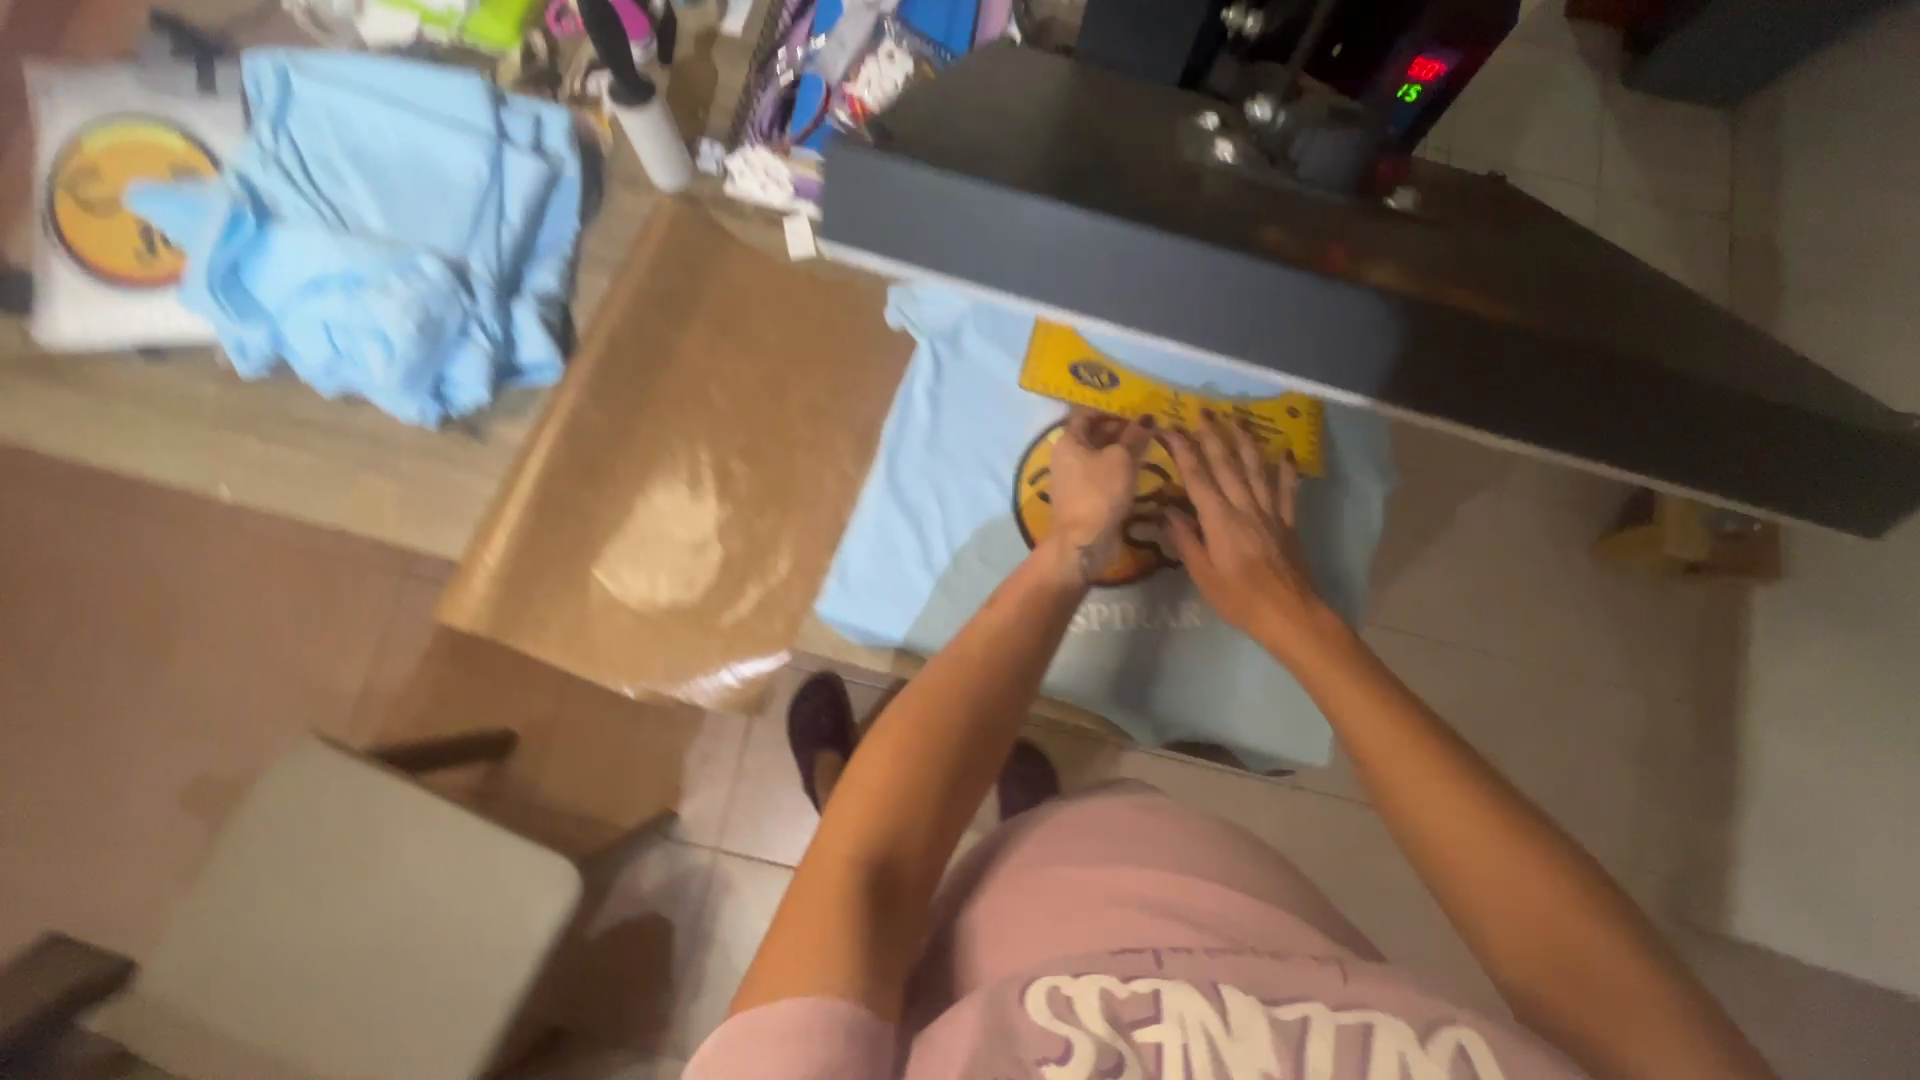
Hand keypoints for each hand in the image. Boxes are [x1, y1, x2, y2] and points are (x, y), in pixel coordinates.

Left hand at [1045, 408, 1153, 584]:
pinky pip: (1103, 475)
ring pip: (1101, 456)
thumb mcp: (1121, 458)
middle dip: (1121, 429)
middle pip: (1095, 434)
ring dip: (1123, 451)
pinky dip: (1120, 470)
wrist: (1085, 541)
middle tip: (1151, 426)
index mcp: (1069, 441)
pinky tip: (1141, 469)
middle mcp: (1067, 456)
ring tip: (1151, 445)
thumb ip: (1135, 436)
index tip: (1138, 408)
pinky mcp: (1085, 497)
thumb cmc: (1100, 492)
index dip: (1112, 409)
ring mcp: (1075, 479)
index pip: (1088, 414)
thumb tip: (1147, 418)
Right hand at [1162, 414, 1331, 648]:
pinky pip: (1287, 491)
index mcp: (1219, 521)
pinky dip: (1287, 470)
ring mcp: (1270, 513)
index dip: (1183, 451)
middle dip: (1212, 435)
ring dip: (1244, 442)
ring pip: (1255, 469)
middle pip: (1226, 465)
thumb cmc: (1239, 600)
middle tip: (1202, 410)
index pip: (1197, 478)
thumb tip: (1168, 511)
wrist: (1290, 614)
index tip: (1171, 428)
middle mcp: (1244, 508)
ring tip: (1236, 419)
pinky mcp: (1288, 523)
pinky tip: (1286, 453)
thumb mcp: (1203, 575)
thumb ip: (1186, 540)